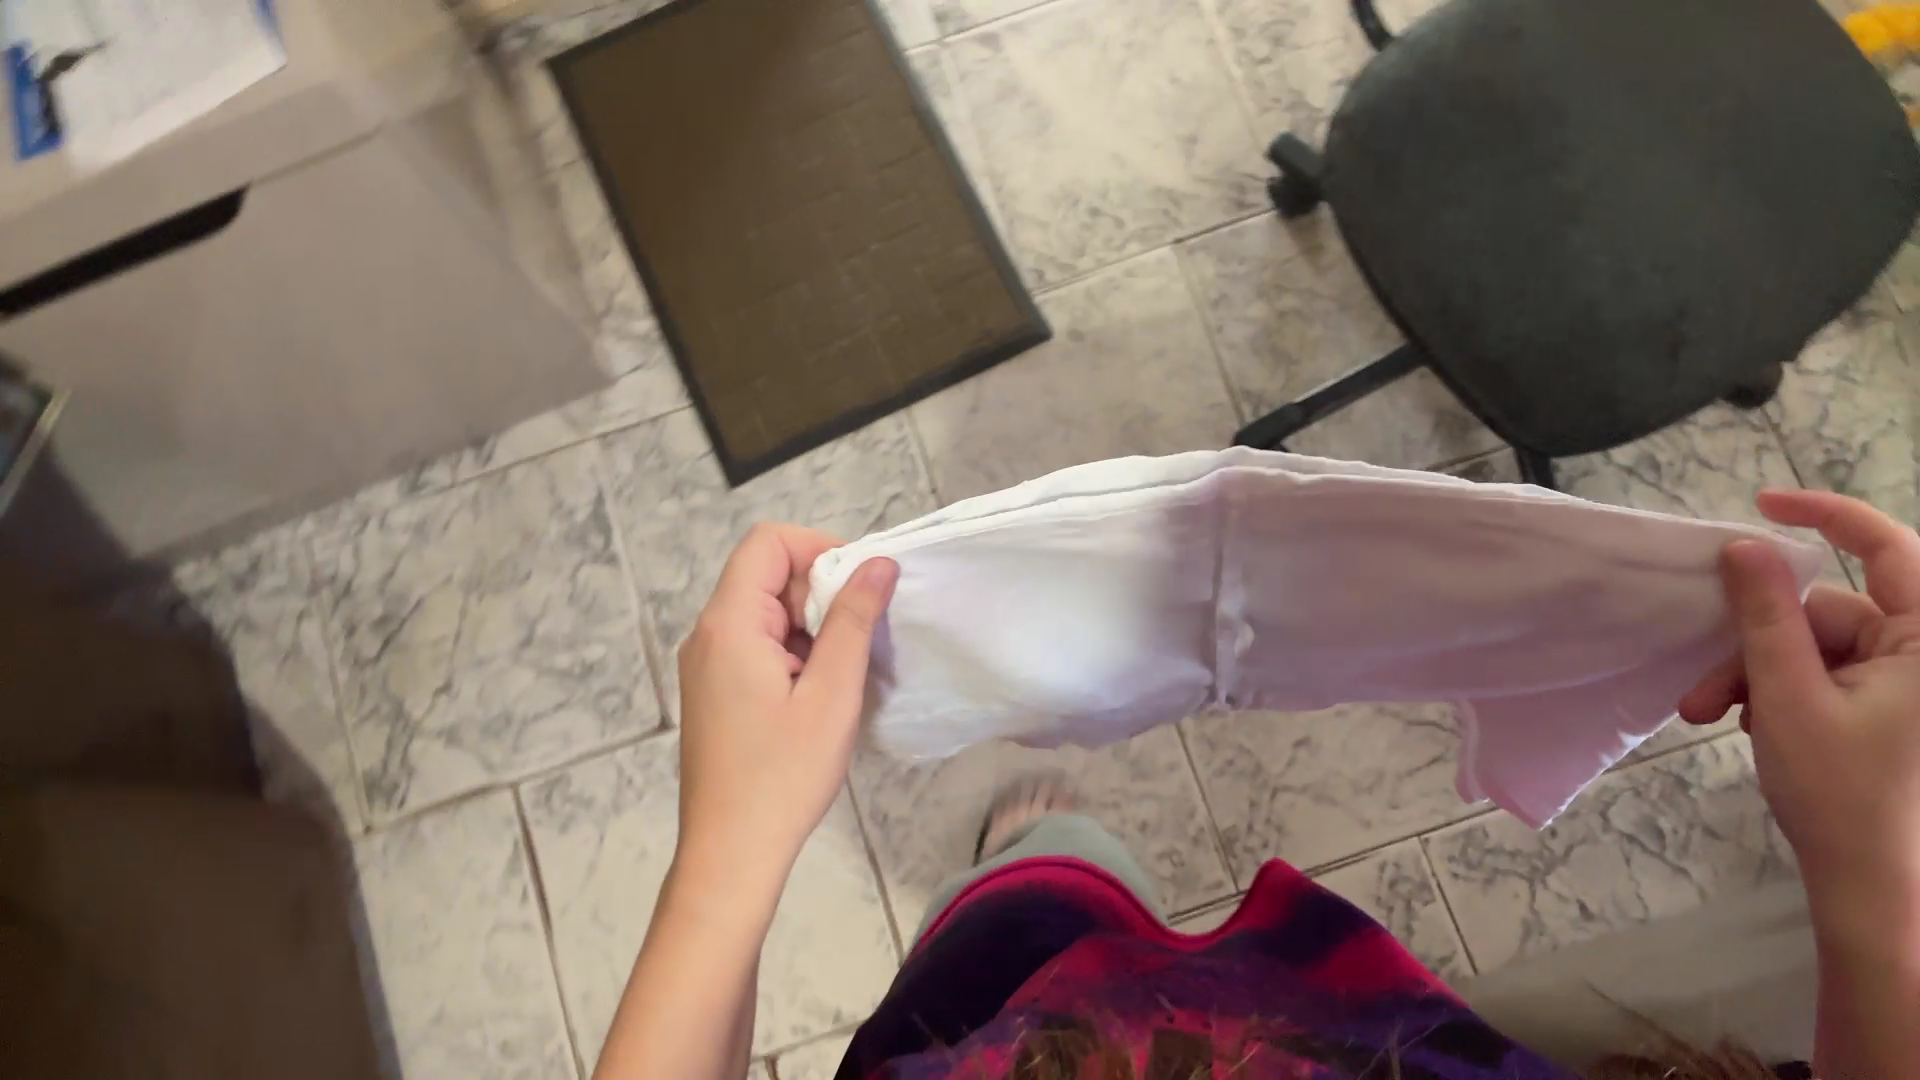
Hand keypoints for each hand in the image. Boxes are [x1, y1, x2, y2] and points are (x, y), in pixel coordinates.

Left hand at [675, 524, 897, 890]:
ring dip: (813, 626)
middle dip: (821, 591)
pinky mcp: (717, 691)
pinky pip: (760, 645)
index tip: (862, 584)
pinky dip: (797, 652)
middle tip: (860, 637)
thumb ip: (854, 619)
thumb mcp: (832, 692)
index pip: (769, 543)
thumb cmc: (783, 774)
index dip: (819, 548)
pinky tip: (820, 693)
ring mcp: (708, 665)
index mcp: (729, 623)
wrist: (731, 855)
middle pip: (768, 575)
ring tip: (843, 672)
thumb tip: (879, 562)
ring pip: (768, 612)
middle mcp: (709, 634)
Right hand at [1677, 490, 1919, 939]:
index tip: (1760, 505)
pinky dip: (1768, 688)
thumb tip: (1742, 549)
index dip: (1828, 517)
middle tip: (1702, 688)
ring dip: (1747, 673)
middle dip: (1750, 643)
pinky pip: (1813, 669)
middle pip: (1822, 613)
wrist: (1872, 875)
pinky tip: (1745, 721)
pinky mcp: (1882, 699)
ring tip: (1709, 714)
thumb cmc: (1842, 786)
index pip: (1892, 552)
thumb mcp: (1788, 695)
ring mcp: (1904, 678)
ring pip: (1805, 644)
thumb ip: (1765, 617)